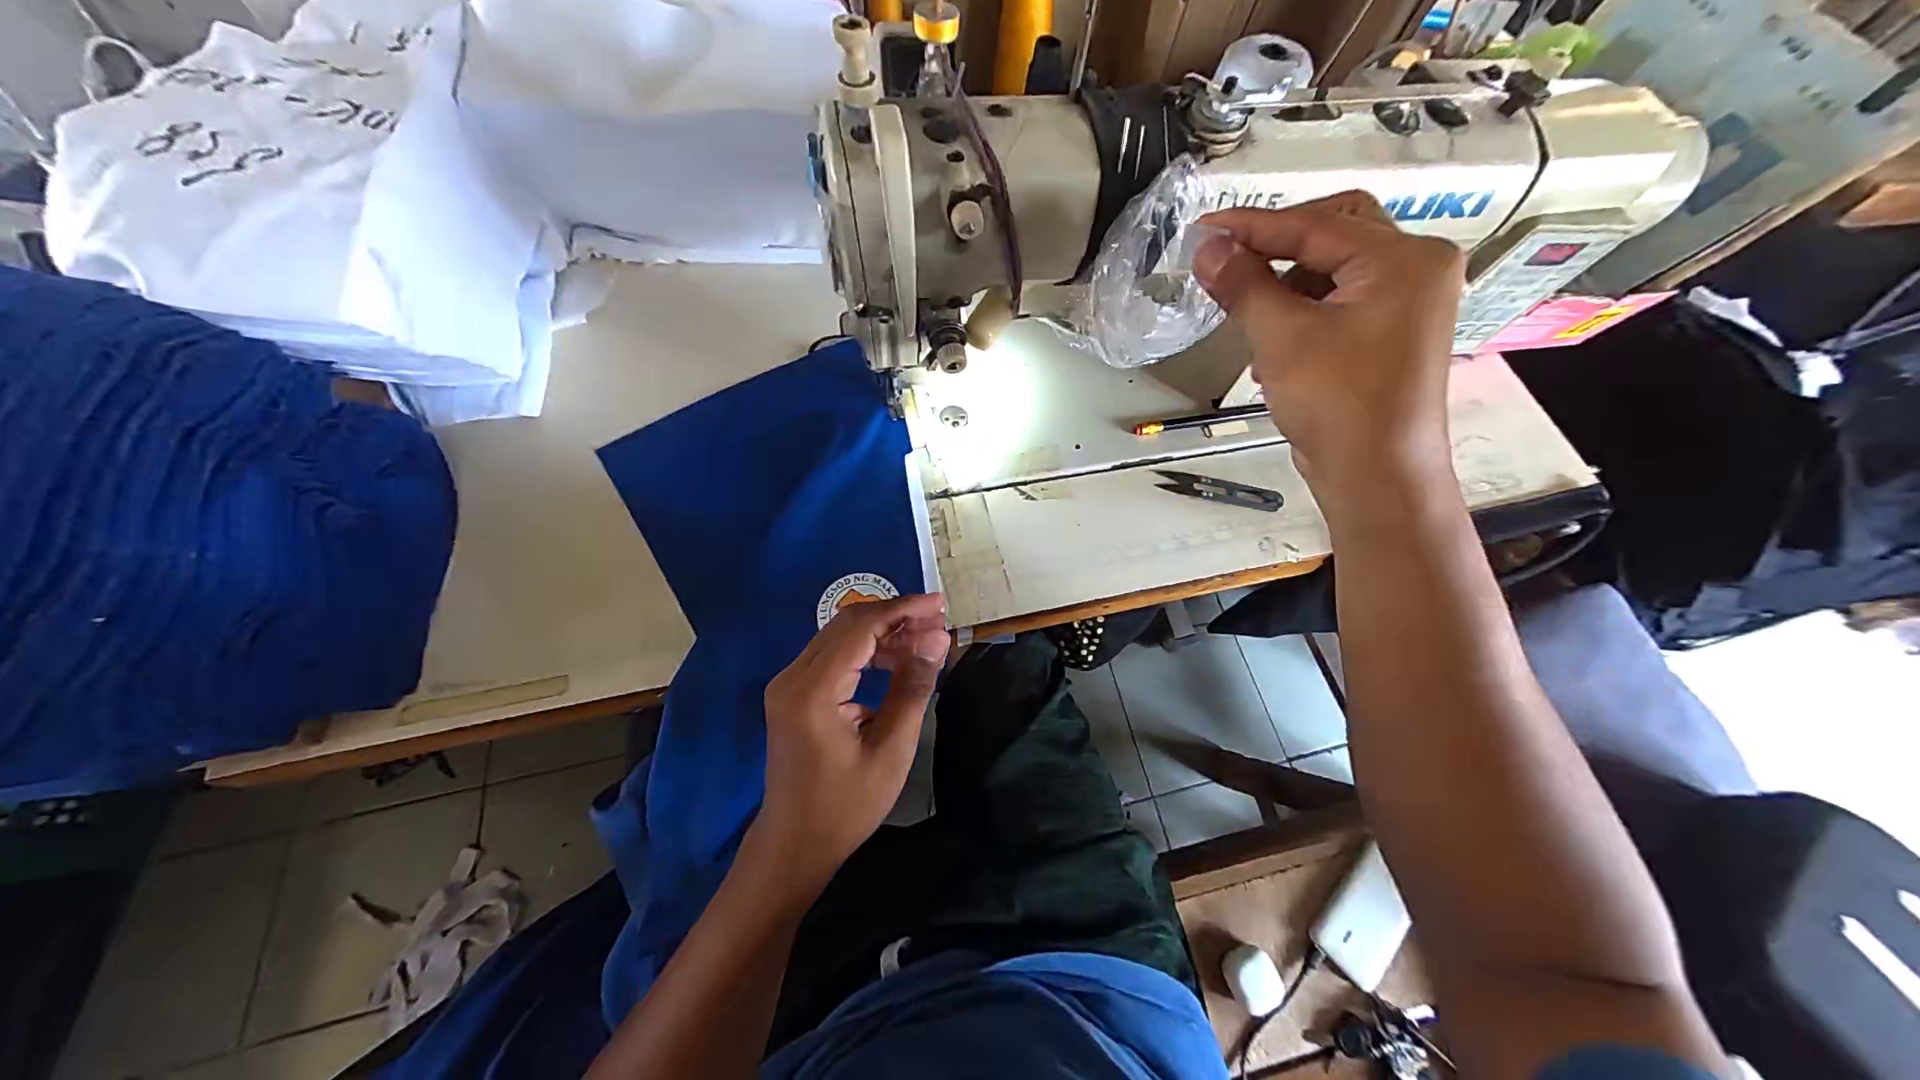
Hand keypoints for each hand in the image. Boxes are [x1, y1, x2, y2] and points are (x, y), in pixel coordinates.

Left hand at [750, 593, 950, 894]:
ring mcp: (787, 684)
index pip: (860, 628)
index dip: (902, 610)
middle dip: (894, 615)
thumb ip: (913, 687)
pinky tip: (894, 659)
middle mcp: (792, 677)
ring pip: (838, 636)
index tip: (940, 604)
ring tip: (924, 638)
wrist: (795, 842)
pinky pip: (830, 655)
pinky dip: (864, 650)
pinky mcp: (791, 693)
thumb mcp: (892, 749)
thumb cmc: (847, 805)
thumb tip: (938, 637)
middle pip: (846, 624)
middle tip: (937, 619)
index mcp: (813, 692)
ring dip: (880, 631)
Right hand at [1193, 193, 1464, 516]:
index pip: (1315, 225)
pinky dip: (1300, 312)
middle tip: (1229, 261)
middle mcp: (1415, 270)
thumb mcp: (1282, 338)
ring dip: (1284, 286)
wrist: (1375, 475)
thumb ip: (1244, 285)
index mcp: (1403, 259)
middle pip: (1334, 232)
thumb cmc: (1338, 404)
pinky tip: (1272, 345)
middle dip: (1276, 247)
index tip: (1204, 229)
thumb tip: (1209, 248)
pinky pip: (1339, 301)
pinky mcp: (1389, 333)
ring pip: (1332, 269)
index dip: (1252, 226)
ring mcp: (1405, 303)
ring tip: (1248, 318)